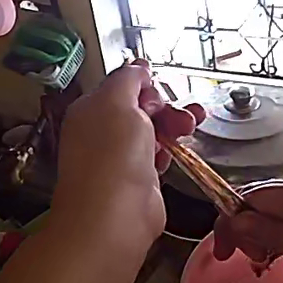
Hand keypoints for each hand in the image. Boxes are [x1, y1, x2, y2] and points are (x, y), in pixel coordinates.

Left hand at [52, 63, 203, 242]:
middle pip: (141, 107)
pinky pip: (158, 154)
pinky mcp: (139, 177)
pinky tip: (178, 151)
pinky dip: (170, 149)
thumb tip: (137, 67)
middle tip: (180, 113)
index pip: (121, 85)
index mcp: (91, 109)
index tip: (160, 86)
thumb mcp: (118, 101)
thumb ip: (128, 78)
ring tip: (192, 125)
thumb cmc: (113, 154)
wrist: (114, 216)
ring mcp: (120, 156)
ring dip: (174, 124)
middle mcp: (102, 131)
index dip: (143, 83)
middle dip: (165, 105)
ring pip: (153, 130)